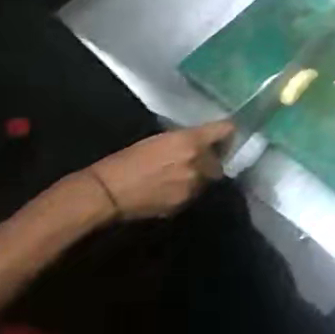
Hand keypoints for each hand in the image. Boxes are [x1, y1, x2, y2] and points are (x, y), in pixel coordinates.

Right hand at [83, 122, 234, 220]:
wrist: (108, 192)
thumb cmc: (125, 160)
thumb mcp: (159, 140)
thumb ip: (185, 140)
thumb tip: (199, 141)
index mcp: (191, 141)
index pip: (225, 130)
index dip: (226, 132)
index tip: (225, 134)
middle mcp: (200, 162)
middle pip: (220, 159)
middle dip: (211, 159)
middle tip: (197, 159)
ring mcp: (195, 185)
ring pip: (209, 178)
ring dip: (201, 175)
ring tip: (181, 175)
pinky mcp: (186, 203)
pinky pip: (195, 193)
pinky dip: (188, 189)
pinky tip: (170, 189)